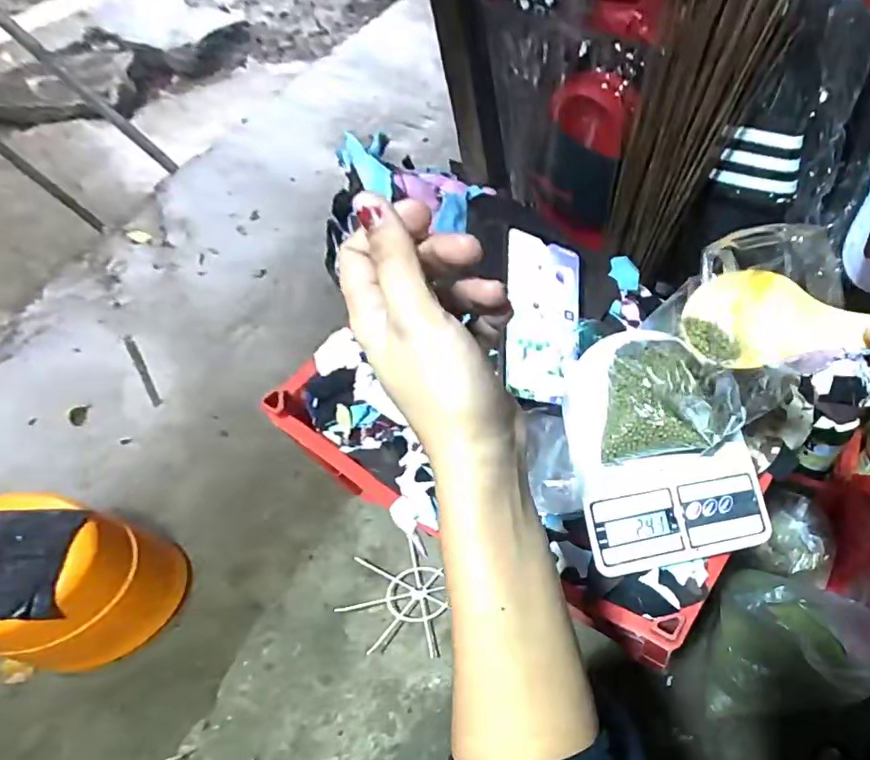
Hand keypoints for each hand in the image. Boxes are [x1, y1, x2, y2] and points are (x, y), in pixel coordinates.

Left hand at [337, 192, 514, 468]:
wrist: (485, 448)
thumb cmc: (447, 384)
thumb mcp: (418, 316)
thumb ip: (395, 259)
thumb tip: (368, 200)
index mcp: (373, 313)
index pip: (363, 252)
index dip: (389, 227)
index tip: (427, 214)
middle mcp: (398, 325)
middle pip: (409, 269)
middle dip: (441, 254)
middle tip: (474, 250)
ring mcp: (433, 344)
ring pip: (446, 295)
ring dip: (472, 286)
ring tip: (500, 297)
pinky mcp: (466, 360)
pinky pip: (472, 322)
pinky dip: (488, 313)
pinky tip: (505, 318)